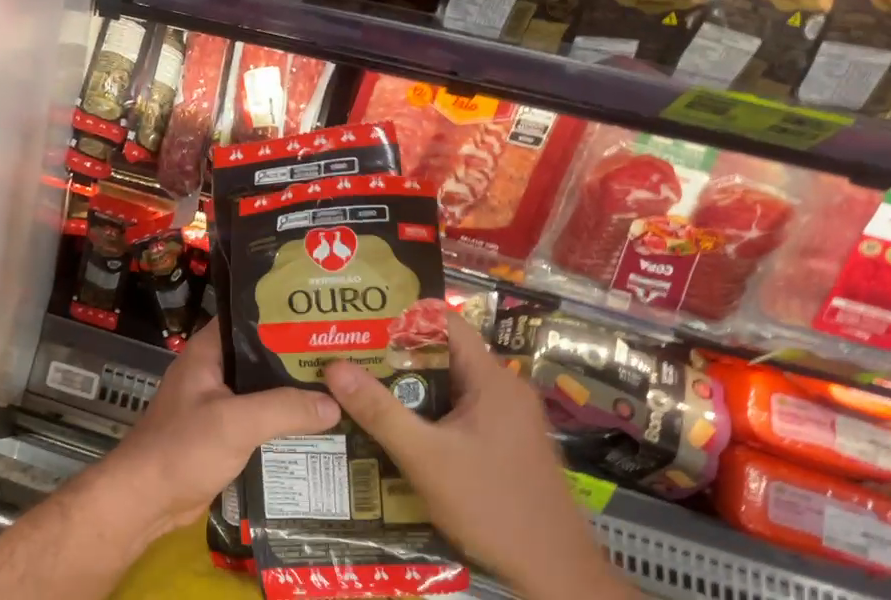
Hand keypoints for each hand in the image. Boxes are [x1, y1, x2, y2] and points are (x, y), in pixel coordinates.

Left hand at [93, 320, 339, 543]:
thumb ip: (283, 409)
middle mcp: (211, 372)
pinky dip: (283, 421)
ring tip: (341, 392)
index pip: (246, 319)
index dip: (281, 316)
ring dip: (292, 394)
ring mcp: (215, 403)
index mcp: (206, 353)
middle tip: (343, 360)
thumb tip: (334, 403)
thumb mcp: (236, 423)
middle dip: (296, 359)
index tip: (321, 320)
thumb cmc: (183, 449)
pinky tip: (318, 429)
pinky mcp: (222, 432)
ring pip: (261, 390)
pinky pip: (258, 419)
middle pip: (259, 356)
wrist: (147, 498)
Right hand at [321, 313, 631, 599]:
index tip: (356, 320)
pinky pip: (455, 412)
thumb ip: (379, 411)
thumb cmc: (493, 507)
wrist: (556, 575)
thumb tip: (333, 367)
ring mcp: (506, 419)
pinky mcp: (503, 444)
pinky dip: (423, 412)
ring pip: (446, 386)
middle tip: (343, 354)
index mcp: (493, 380)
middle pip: (440, 354)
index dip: (399, 316)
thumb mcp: (426, 458)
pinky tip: (390, 426)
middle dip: (391, 354)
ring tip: (355, 385)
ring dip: (404, 386)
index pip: (443, 322)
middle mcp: (503, 390)